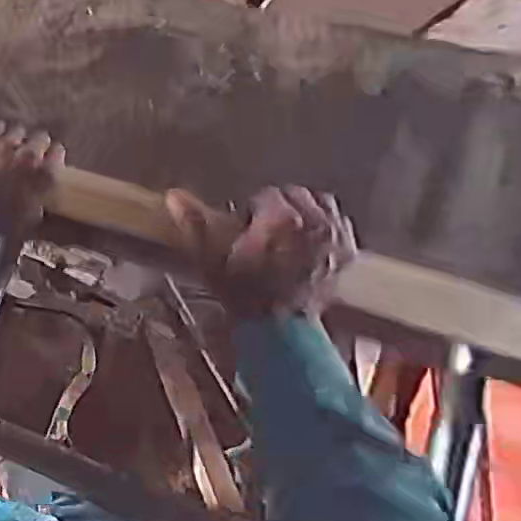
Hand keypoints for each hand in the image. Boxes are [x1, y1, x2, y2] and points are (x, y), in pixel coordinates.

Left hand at [0, 121, 63, 231]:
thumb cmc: (0, 223)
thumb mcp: (28, 219)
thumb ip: (39, 201)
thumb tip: (40, 196)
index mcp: (43, 177)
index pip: (57, 155)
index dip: (55, 154)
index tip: (53, 154)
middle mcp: (28, 158)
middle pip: (41, 139)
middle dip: (39, 141)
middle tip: (35, 145)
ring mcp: (4, 149)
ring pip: (18, 131)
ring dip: (18, 136)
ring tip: (15, 139)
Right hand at [204, 186, 355, 318]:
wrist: (279, 326)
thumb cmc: (243, 293)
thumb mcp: (210, 258)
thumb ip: (196, 224)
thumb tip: (174, 196)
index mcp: (281, 219)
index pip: (266, 194)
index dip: (251, 208)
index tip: (244, 224)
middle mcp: (314, 222)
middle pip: (296, 194)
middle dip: (279, 206)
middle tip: (264, 225)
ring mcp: (335, 237)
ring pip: (321, 203)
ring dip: (304, 210)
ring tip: (288, 229)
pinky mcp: (346, 252)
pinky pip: (339, 222)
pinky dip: (325, 223)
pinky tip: (309, 238)